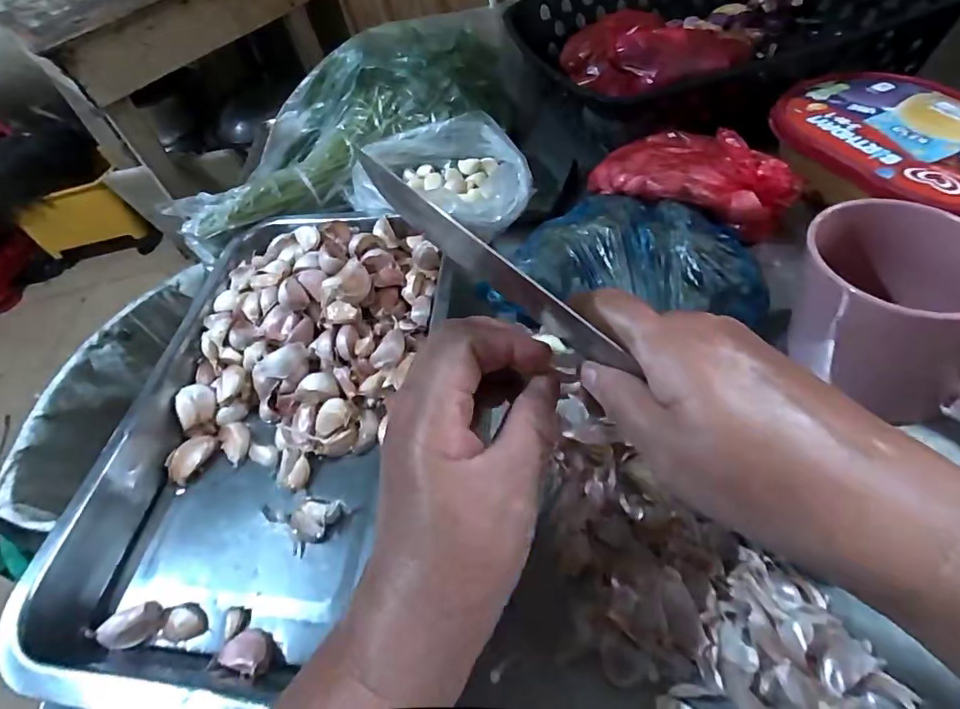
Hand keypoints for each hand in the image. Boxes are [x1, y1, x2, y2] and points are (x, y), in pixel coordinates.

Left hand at [284, 318, 557, 708]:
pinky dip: (484, 386)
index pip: (462, 339)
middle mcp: (409, 406)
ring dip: (494, 363)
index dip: (508, 339)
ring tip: (536, 382)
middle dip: (501, 343)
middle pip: (452, 343)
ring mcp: (411, 425)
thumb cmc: (468, 554)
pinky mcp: (420, 444)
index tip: (549, 361)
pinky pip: (450, 393)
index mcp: (426, 410)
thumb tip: (550, 377)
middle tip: (544, 365)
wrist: (419, 621)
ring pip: (450, 366)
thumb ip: (535, 417)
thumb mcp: (515, 480)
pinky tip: (514, 406)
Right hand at [574, 289, 936, 584]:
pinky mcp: (769, 359)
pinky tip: (719, 433)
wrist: (854, 487)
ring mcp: (742, 338)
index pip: (611, 303)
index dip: (582, 312)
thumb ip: (619, 398)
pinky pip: (714, 359)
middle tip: (624, 414)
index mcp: (667, 338)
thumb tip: (591, 364)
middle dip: (626, 359)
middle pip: (648, 328)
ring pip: (682, 346)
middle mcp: (703, 324)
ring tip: (675, 433)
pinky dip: (699, 383)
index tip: (564, 339)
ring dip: (664, 375)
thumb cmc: (741, 472)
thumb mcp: (661, 447)